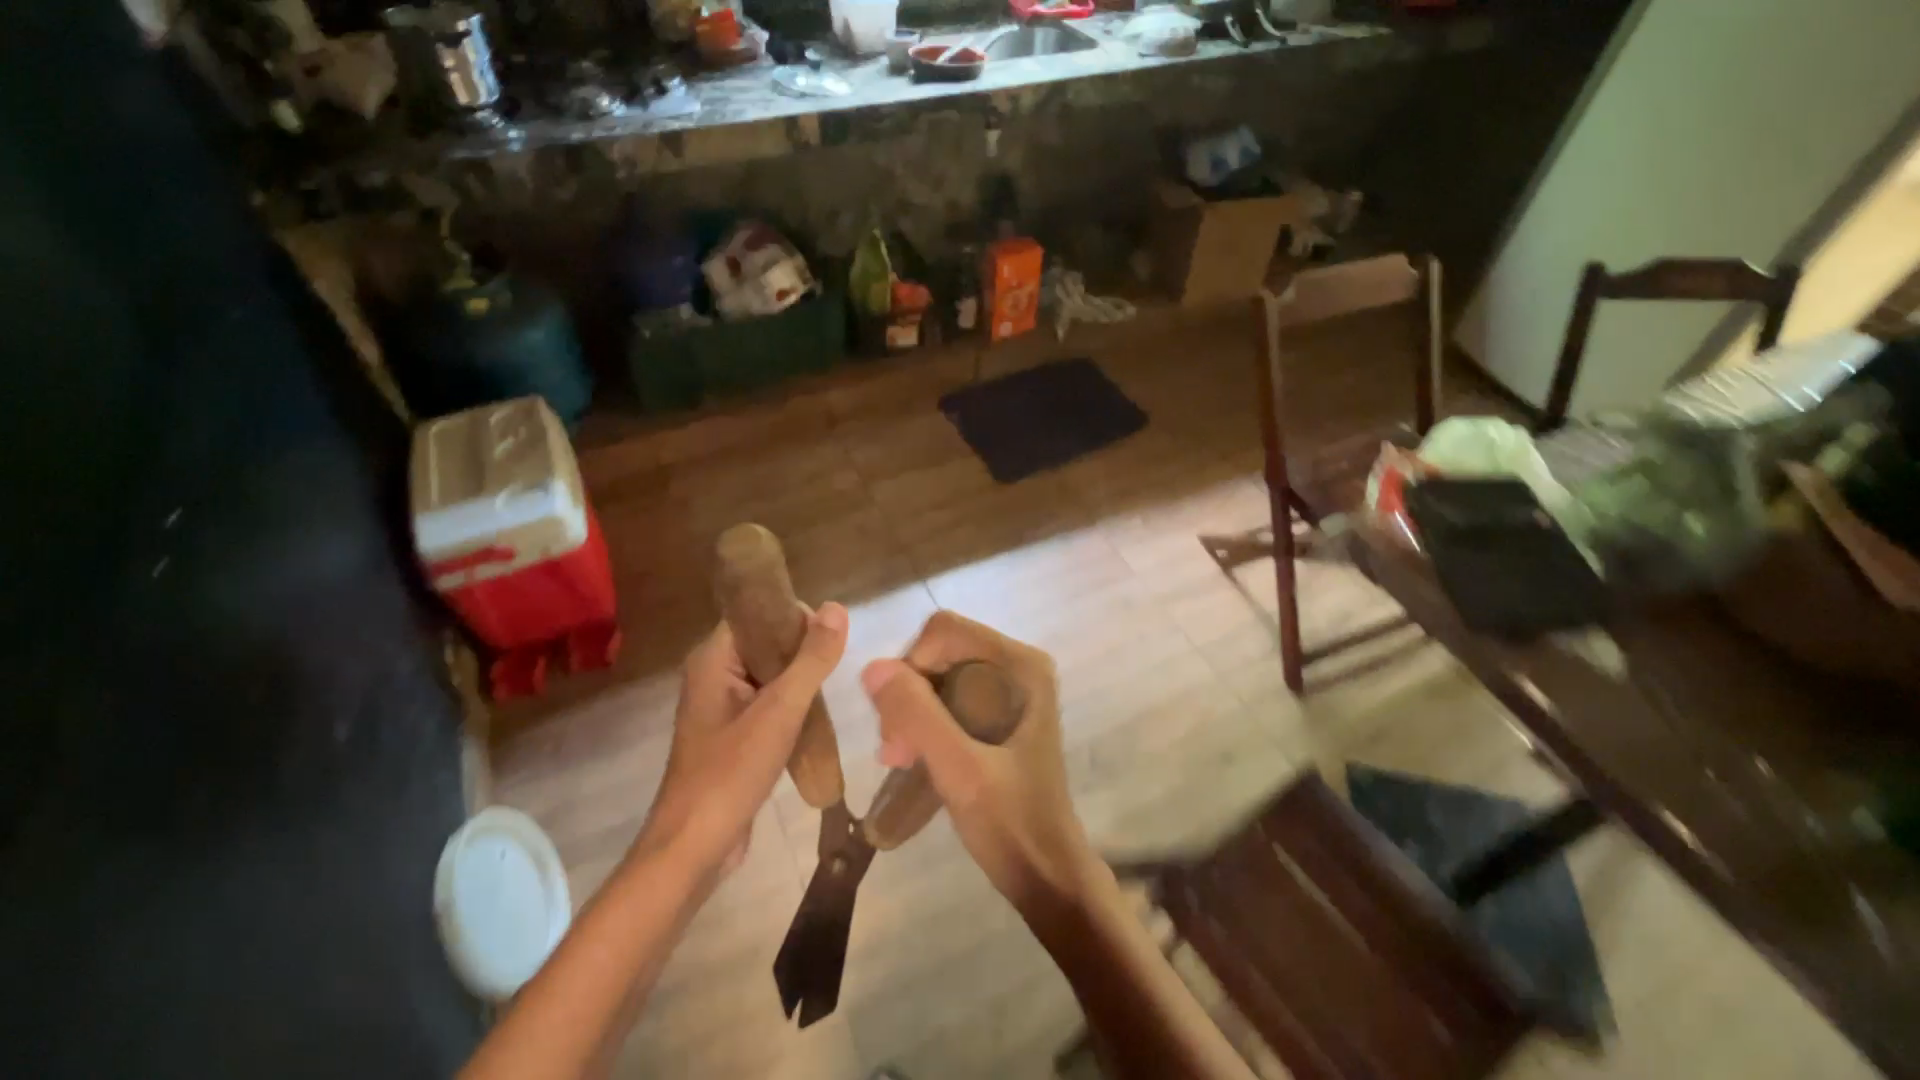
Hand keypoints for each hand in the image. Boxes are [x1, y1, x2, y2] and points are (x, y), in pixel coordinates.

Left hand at [635, 603, 848, 883]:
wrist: (694, 847)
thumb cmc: (730, 773)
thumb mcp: (779, 711)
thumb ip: (810, 660)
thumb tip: (837, 607)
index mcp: (712, 660)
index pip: (757, 613)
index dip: (794, 617)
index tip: (832, 638)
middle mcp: (712, 676)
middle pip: (766, 644)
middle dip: (803, 653)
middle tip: (839, 670)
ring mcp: (721, 708)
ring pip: (771, 677)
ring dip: (801, 684)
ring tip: (834, 695)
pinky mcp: (732, 737)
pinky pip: (768, 707)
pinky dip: (792, 710)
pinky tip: (818, 723)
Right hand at [862, 611, 1099, 915]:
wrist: (1046, 874)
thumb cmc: (1011, 822)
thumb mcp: (959, 770)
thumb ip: (918, 716)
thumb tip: (872, 668)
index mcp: (1021, 666)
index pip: (944, 631)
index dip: (911, 667)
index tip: (899, 723)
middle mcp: (1016, 667)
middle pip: (938, 652)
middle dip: (907, 695)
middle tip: (894, 751)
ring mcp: (1008, 691)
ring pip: (936, 677)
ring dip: (910, 713)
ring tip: (899, 760)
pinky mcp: (997, 716)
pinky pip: (945, 699)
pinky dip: (923, 724)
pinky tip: (911, 759)